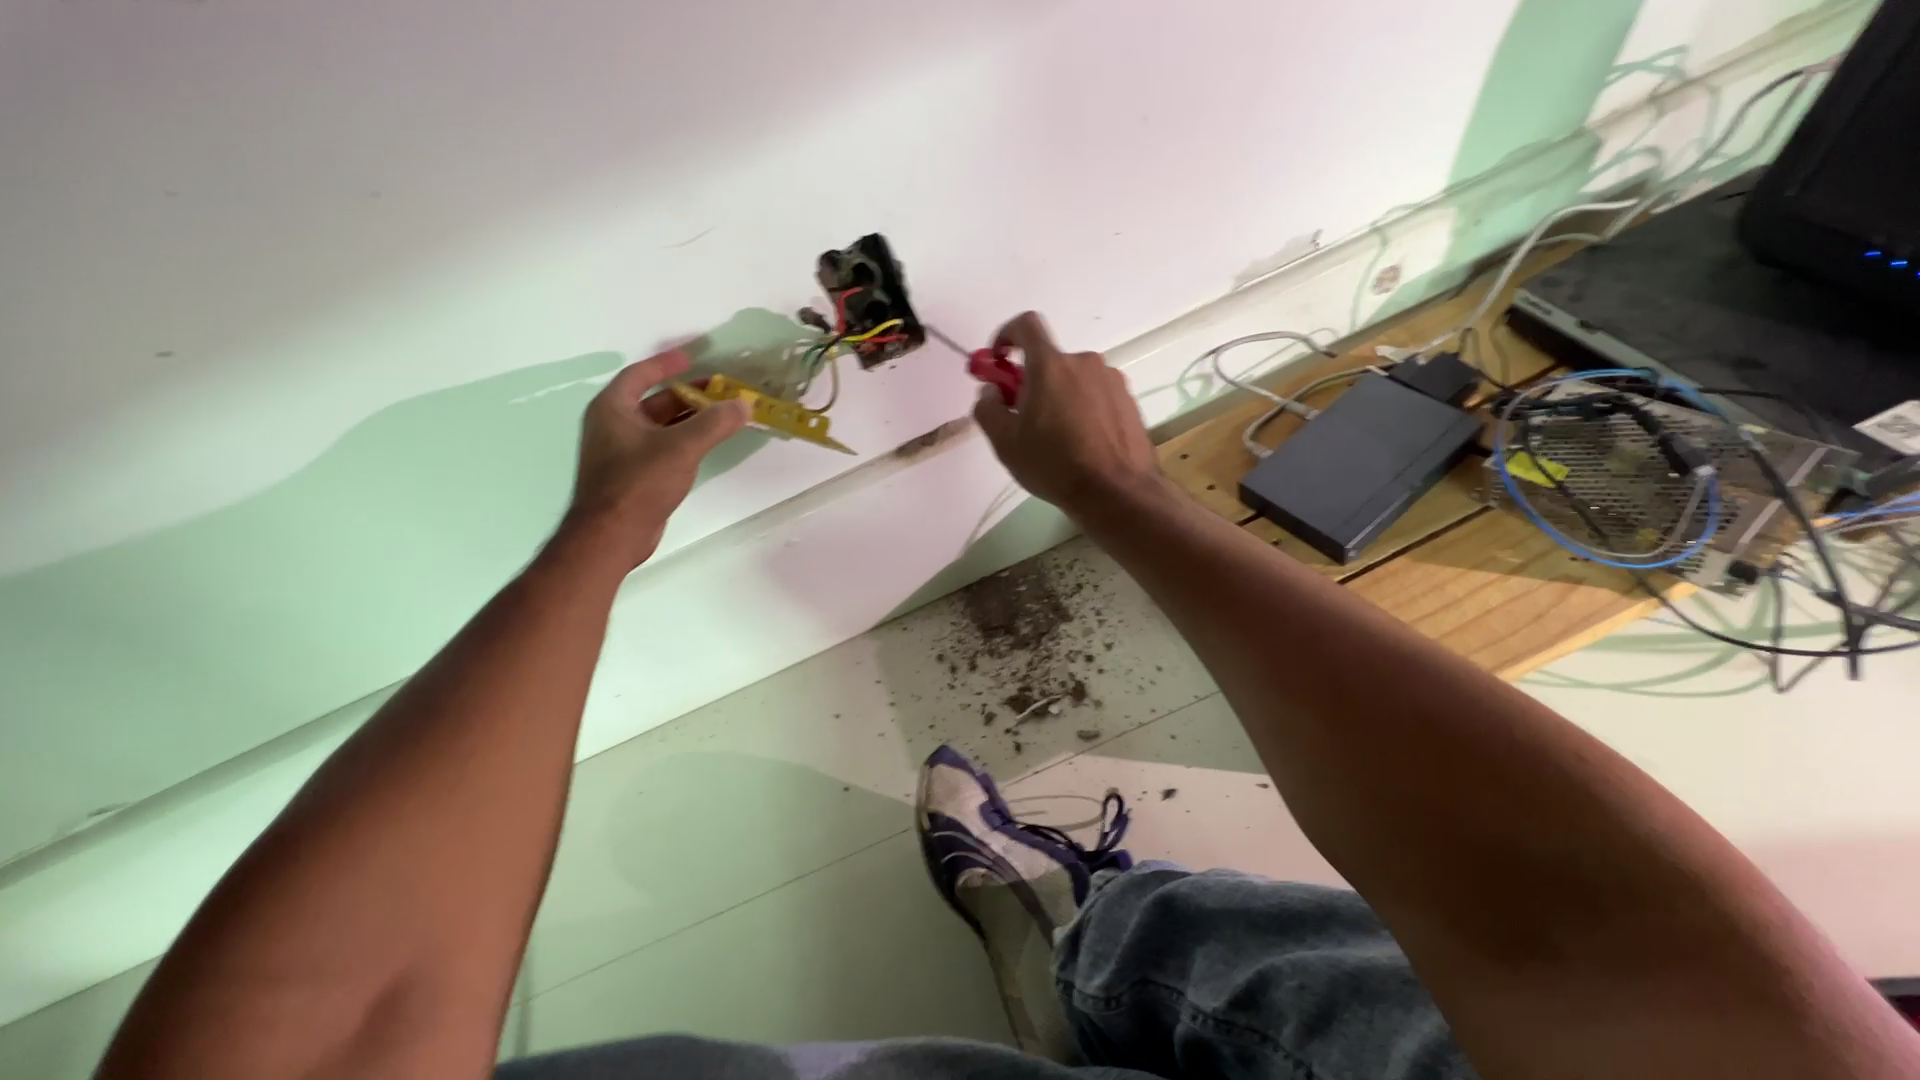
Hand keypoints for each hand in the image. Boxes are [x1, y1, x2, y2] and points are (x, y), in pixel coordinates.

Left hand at [561, 351, 749, 569]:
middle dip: (688, 395)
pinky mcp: (634, 475)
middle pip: (655, 401)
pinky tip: (708, 445)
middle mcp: (613, 425)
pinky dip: (686, 441)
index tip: (692, 357)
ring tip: (723, 416)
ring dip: (691, 420)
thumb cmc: (639, 482)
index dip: (666, 364)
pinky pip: (664, 448)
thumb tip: (744, 403)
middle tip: (721, 391)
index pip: (639, 374)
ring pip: (662, 426)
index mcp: (613, 408)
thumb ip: (714, 423)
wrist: (613, 535)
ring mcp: (622, 452)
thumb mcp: (681, 447)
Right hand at [973, 312, 1164, 518]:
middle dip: (1034, 383)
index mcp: (1050, 366)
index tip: (999, 360)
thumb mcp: (1005, 443)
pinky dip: (1085, 410)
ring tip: (1059, 440)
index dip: (1007, 335)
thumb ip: (988, 408)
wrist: (1116, 492)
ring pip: (1075, 381)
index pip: (1026, 325)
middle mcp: (1084, 362)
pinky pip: (1097, 396)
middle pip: (1050, 362)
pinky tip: (1084, 445)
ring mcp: (1111, 380)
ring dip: (1061, 399)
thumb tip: (991, 391)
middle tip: (1027, 421)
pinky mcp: (1129, 400)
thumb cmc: (1054, 465)